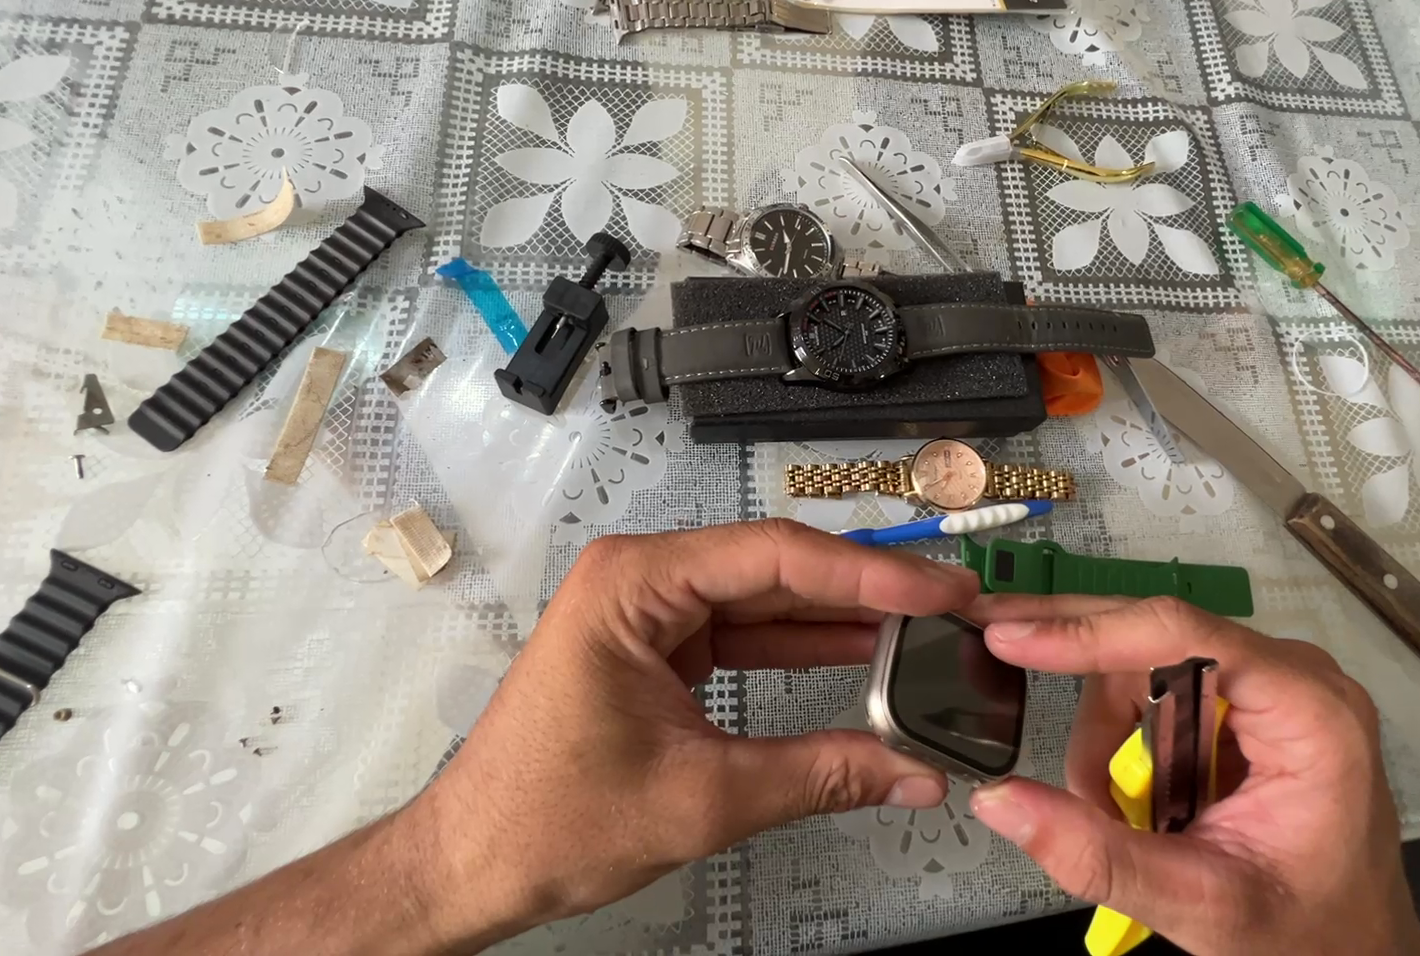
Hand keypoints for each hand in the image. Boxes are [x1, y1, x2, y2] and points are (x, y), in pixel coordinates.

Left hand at [408, 521, 979, 948]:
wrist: (474, 862)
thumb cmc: (548, 818)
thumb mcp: (701, 797)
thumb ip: (819, 775)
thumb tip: (911, 771)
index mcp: (635, 582)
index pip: (773, 556)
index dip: (865, 570)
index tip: (934, 588)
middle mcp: (645, 577)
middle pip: (776, 566)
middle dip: (864, 586)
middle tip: (945, 601)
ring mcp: (656, 608)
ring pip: (769, 596)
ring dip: (841, 613)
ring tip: (920, 625)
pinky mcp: (666, 642)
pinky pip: (750, 630)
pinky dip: (806, 644)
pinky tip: (862, 650)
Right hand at [967, 597, 1419, 955]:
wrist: (1352, 954)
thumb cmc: (1304, 937)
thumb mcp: (1201, 908)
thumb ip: (1098, 856)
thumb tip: (995, 799)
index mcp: (1308, 711)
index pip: (1182, 636)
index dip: (1088, 632)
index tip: (1007, 638)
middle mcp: (1284, 673)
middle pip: (1150, 630)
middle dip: (1067, 646)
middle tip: (989, 636)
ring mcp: (1257, 679)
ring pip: (1136, 662)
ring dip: (1098, 728)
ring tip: (1103, 805)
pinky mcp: (1232, 697)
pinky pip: (1146, 686)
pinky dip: (1112, 733)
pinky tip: (1122, 792)